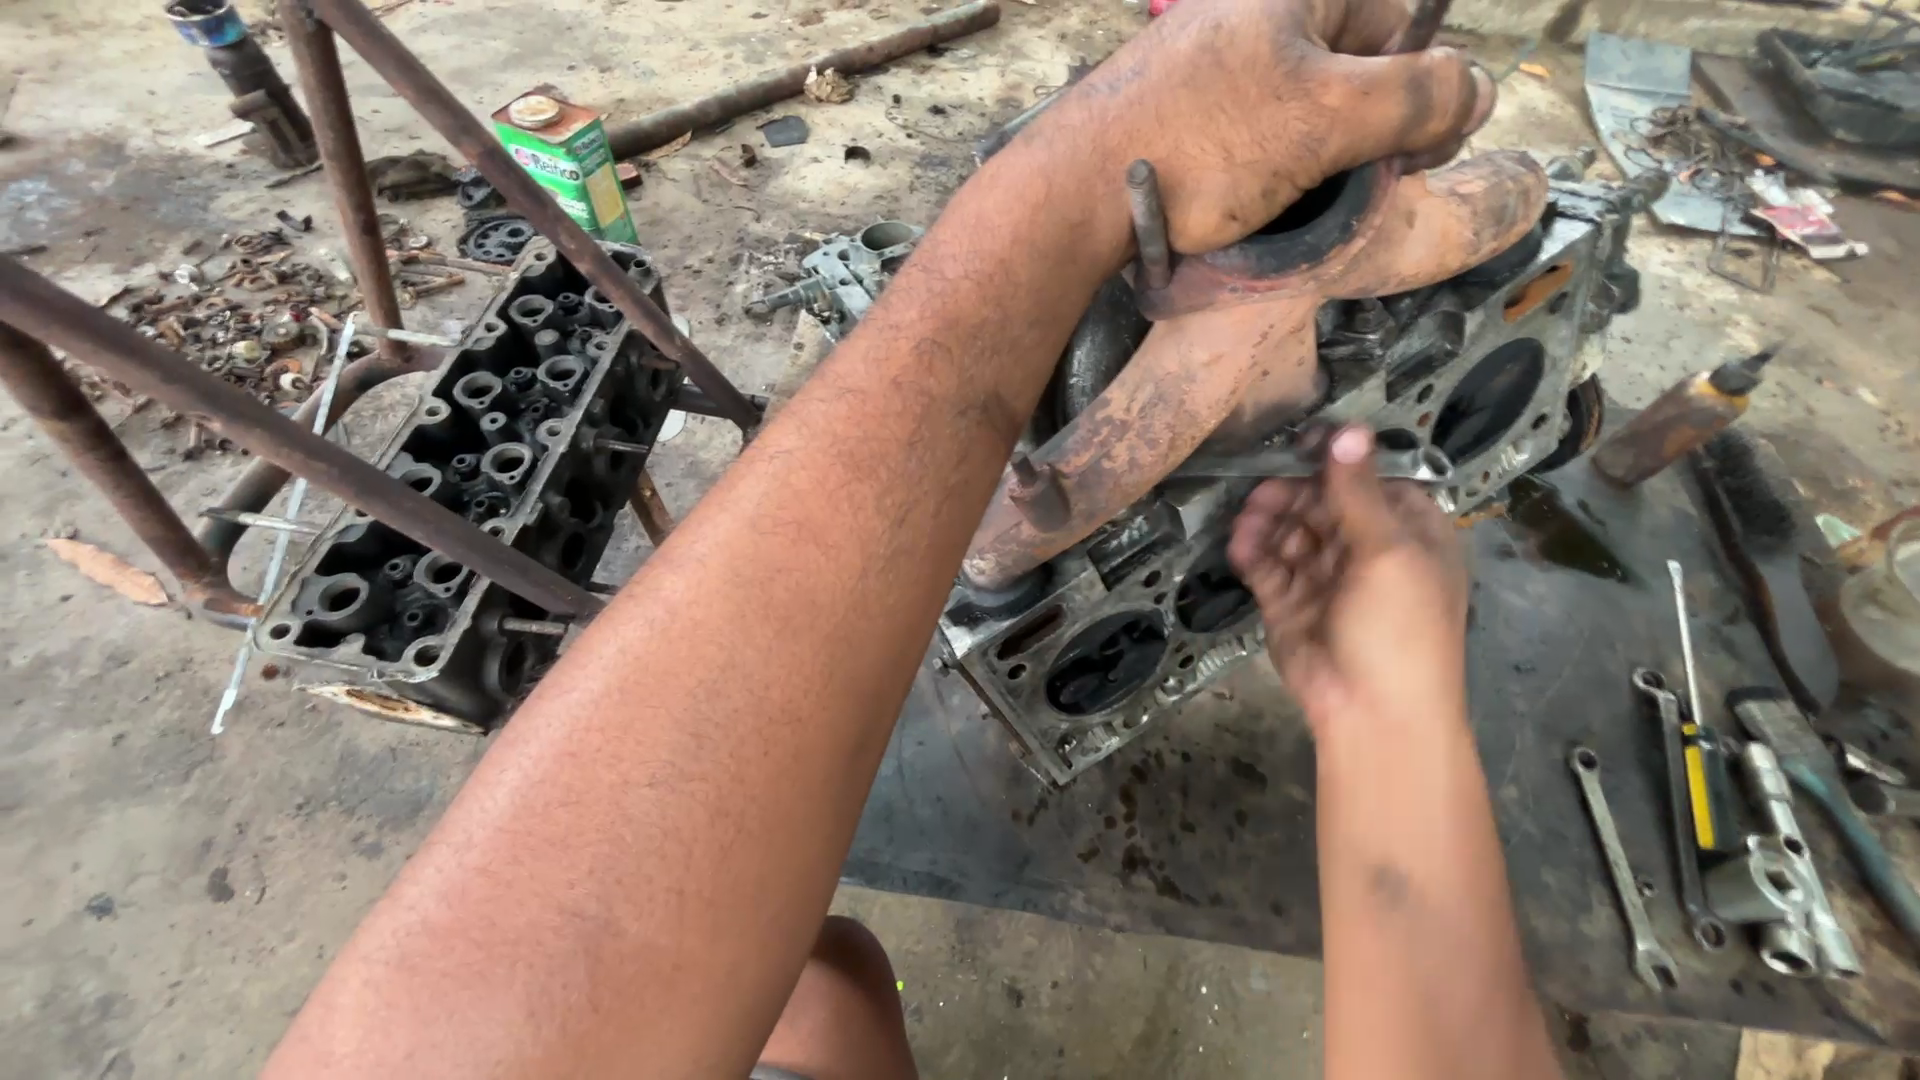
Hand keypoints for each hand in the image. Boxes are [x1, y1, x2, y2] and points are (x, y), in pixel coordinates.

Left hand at [1049, 0, 1497, 252]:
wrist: (1075, 197)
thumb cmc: (1205, 146)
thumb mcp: (1328, 117)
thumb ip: (1416, 96)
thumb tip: (1478, 89)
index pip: (1398, 18)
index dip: (1422, 84)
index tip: (1415, 154)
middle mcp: (1246, 19)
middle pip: (1345, 67)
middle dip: (1364, 130)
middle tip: (1356, 188)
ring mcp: (1203, 70)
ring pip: (1293, 112)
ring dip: (1314, 159)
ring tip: (1300, 204)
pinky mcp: (1174, 119)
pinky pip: (1244, 138)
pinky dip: (1262, 170)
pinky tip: (1253, 205)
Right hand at [1226, 426, 1468, 731]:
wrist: (1371, 711)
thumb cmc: (1399, 628)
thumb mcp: (1388, 552)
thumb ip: (1357, 491)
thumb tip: (1348, 427)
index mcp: (1408, 534)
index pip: (1370, 481)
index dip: (1336, 463)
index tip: (1299, 445)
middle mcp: (1365, 550)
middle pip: (1321, 503)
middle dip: (1292, 493)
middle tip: (1261, 488)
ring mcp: (1324, 577)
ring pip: (1290, 532)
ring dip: (1267, 520)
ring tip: (1246, 517)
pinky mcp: (1288, 601)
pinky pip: (1267, 565)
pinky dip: (1252, 552)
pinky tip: (1239, 544)